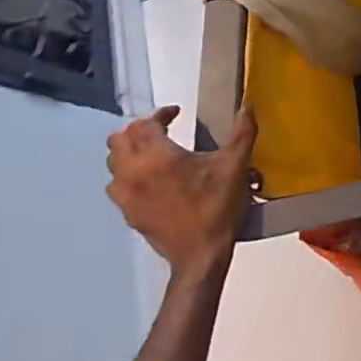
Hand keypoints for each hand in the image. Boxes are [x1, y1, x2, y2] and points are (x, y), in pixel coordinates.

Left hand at [105, 105, 257, 274]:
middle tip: (163, 129)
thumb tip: (247, 106)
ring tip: (155, 152)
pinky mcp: (126, 212)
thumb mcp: (236, 164)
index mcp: (157, 157)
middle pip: (119, 140)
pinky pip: (117, 184)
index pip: (144, 124)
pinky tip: (152, 179)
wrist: (200, 254)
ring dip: (130, 151)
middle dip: (140, 130)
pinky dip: (128, 173)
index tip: (178, 113)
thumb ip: (242, 131)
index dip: (160, 114)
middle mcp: (133, 172)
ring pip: (113, 162)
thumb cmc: (218, 204)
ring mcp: (125, 195)